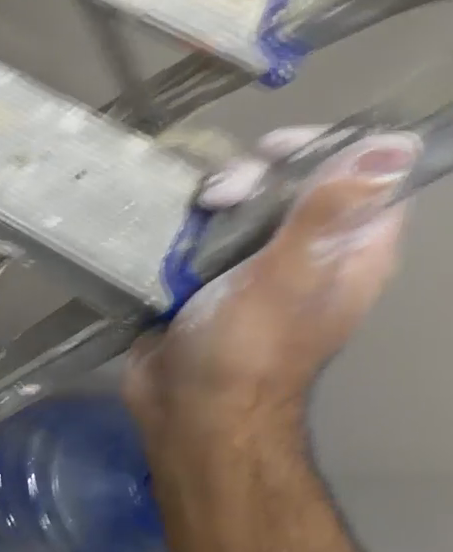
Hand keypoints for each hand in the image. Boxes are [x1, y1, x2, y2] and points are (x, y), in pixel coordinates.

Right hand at [124, 129, 418, 450]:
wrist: (188, 405)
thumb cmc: (247, 347)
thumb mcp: (289, 276)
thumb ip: (329, 213)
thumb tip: (392, 145)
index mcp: (348, 253)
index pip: (361, 178)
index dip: (324, 151)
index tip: (270, 149)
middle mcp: (306, 255)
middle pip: (290, 187)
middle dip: (249, 177)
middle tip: (212, 198)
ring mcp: (250, 268)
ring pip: (238, 208)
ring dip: (206, 200)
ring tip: (181, 217)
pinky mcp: (201, 281)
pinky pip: (195, 235)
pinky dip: (177, 225)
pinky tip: (158, 229)